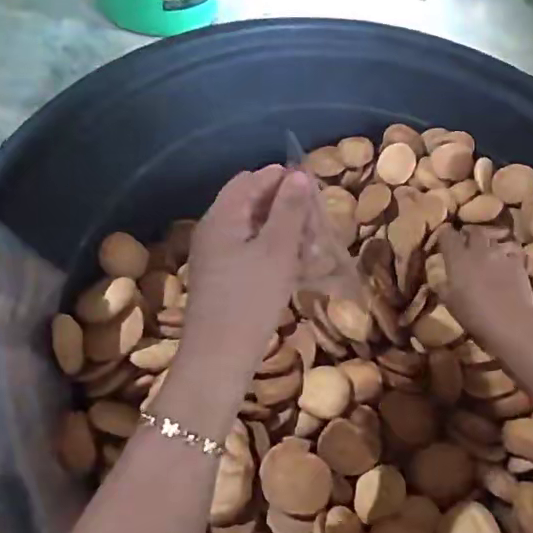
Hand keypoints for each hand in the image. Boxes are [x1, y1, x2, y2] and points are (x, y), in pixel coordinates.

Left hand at [176, 165, 313, 387]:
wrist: (219, 358)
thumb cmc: (250, 299)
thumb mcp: (277, 250)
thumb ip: (289, 209)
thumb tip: (299, 175)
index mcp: (222, 216)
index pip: (253, 179)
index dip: (285, 180)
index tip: (316, 195)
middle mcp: (215, 229)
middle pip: (254, 202)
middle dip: (287, 206)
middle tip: (317, 224)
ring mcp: (218, 255)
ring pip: (256, 229)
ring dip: (285, 231)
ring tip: (313, 248)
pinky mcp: (225, 278)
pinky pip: (253, 252)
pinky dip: (276, 252)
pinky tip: (299, 267)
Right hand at [439, 228, 532, 347]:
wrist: (511, 322)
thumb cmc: (474, 315)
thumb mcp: (450, 303)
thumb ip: (443, 287)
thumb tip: (439, 280)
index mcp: (458, 258)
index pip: (448, 235)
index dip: (445, 235)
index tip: (444, 240)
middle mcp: (478, 250)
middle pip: (474, 231)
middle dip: (470, 234)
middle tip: (467, 243)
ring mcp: (500, 254)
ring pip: (494, 239)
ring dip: (489, 245)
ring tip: (488, 255)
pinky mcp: (518, 262)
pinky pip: (511, 251)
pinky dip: (507, 255)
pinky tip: (506, 264)